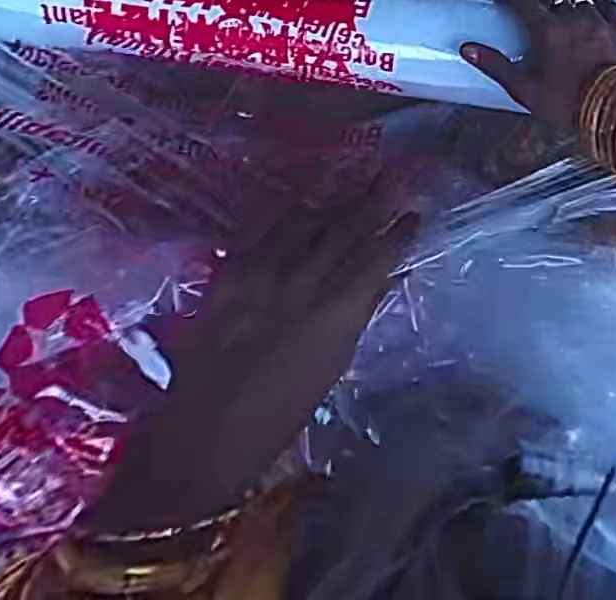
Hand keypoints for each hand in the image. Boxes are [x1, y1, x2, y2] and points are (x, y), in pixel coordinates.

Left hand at [88, 173, 418, 530]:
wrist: (201, 440)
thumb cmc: (280, 413)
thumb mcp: (333, 364)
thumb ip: (359, 312)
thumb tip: (385, 276)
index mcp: (335, 315)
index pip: (377, 258)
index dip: (398, 232)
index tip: (414, 213)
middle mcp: (302, 286)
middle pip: (346, 230)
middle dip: (373, 200)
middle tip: (392, 176)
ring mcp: (262, 277)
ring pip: (308, 222)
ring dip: (335, 202)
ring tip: (354, 185)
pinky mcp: (230, 277)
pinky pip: (268, 233)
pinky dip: (293, 217)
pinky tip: (305, 207)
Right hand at [461, 0, 615, 131]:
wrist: (612, 111)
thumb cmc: (566, 103)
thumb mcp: (525, 88)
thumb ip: (496, 66)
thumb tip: (469, 49)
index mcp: (546, 30)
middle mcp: (572, 19)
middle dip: (543, 2)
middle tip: (538, 12)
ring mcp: (598, 22)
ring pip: (581, 1)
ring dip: (571, 6)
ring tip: (567, 17)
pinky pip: (609, 6)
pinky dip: (600, 6)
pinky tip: (596, 12)